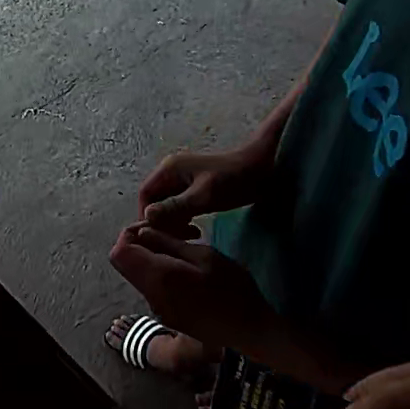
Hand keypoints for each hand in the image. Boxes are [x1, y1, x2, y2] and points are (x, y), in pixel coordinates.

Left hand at [108, 224, 277, 352]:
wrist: (248, 332)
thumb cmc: (232, 289)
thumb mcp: (205, 256)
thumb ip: (169, 244)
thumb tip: (142, 232)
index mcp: (159, 278)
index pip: (120, 252)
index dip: (131, 232)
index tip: (157, 225)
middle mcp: (150, 296)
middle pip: (127, 263)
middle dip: (143, 242)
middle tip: (175, 233)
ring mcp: (157, 309)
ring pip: (141, 274)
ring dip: (155, 256)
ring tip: (187, 246)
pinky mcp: (167, 315)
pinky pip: (154, 286)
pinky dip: (163, 271)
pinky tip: (190, 267)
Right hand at [136, 145, 273, 233]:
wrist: (263, 168)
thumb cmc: (234, 179)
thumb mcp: (204, 196)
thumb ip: (176, 206)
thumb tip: (147, 216)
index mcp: (170, 168)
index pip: (146, 194)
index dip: (146, 216)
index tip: (156, 235)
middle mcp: (173, 171)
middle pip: (155, 200)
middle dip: (161, 221)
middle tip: (176, 239)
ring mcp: (185, 179)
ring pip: (168, 205)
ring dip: (173, 222)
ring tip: (189, 235)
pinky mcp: (196, 187)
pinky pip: (180, 205)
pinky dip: (183, 219)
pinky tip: (195, 230)